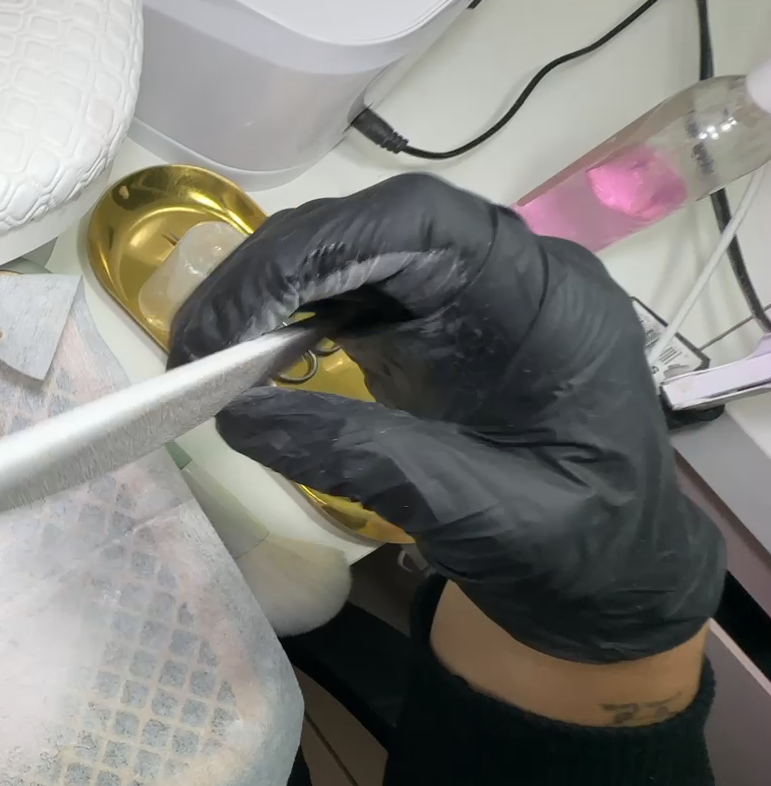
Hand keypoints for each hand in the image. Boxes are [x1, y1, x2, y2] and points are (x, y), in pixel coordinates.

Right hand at [167, 174, 722, 662]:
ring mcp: (442, 295)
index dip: (305, 257)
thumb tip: (233, 415)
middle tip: (190, 352)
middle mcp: (488, 276)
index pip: (410, 224)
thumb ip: (360, 457)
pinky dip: (265, 318)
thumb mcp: (473, 510)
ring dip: (251, 295)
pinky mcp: (406, 322)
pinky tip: (236, 360)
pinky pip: (324, 292)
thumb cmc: (565, 540)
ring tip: (199, 358)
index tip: (230, 331)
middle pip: (354, 228)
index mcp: (532, 302)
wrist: (594, 561)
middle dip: (258, 279)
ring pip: (329, 252)